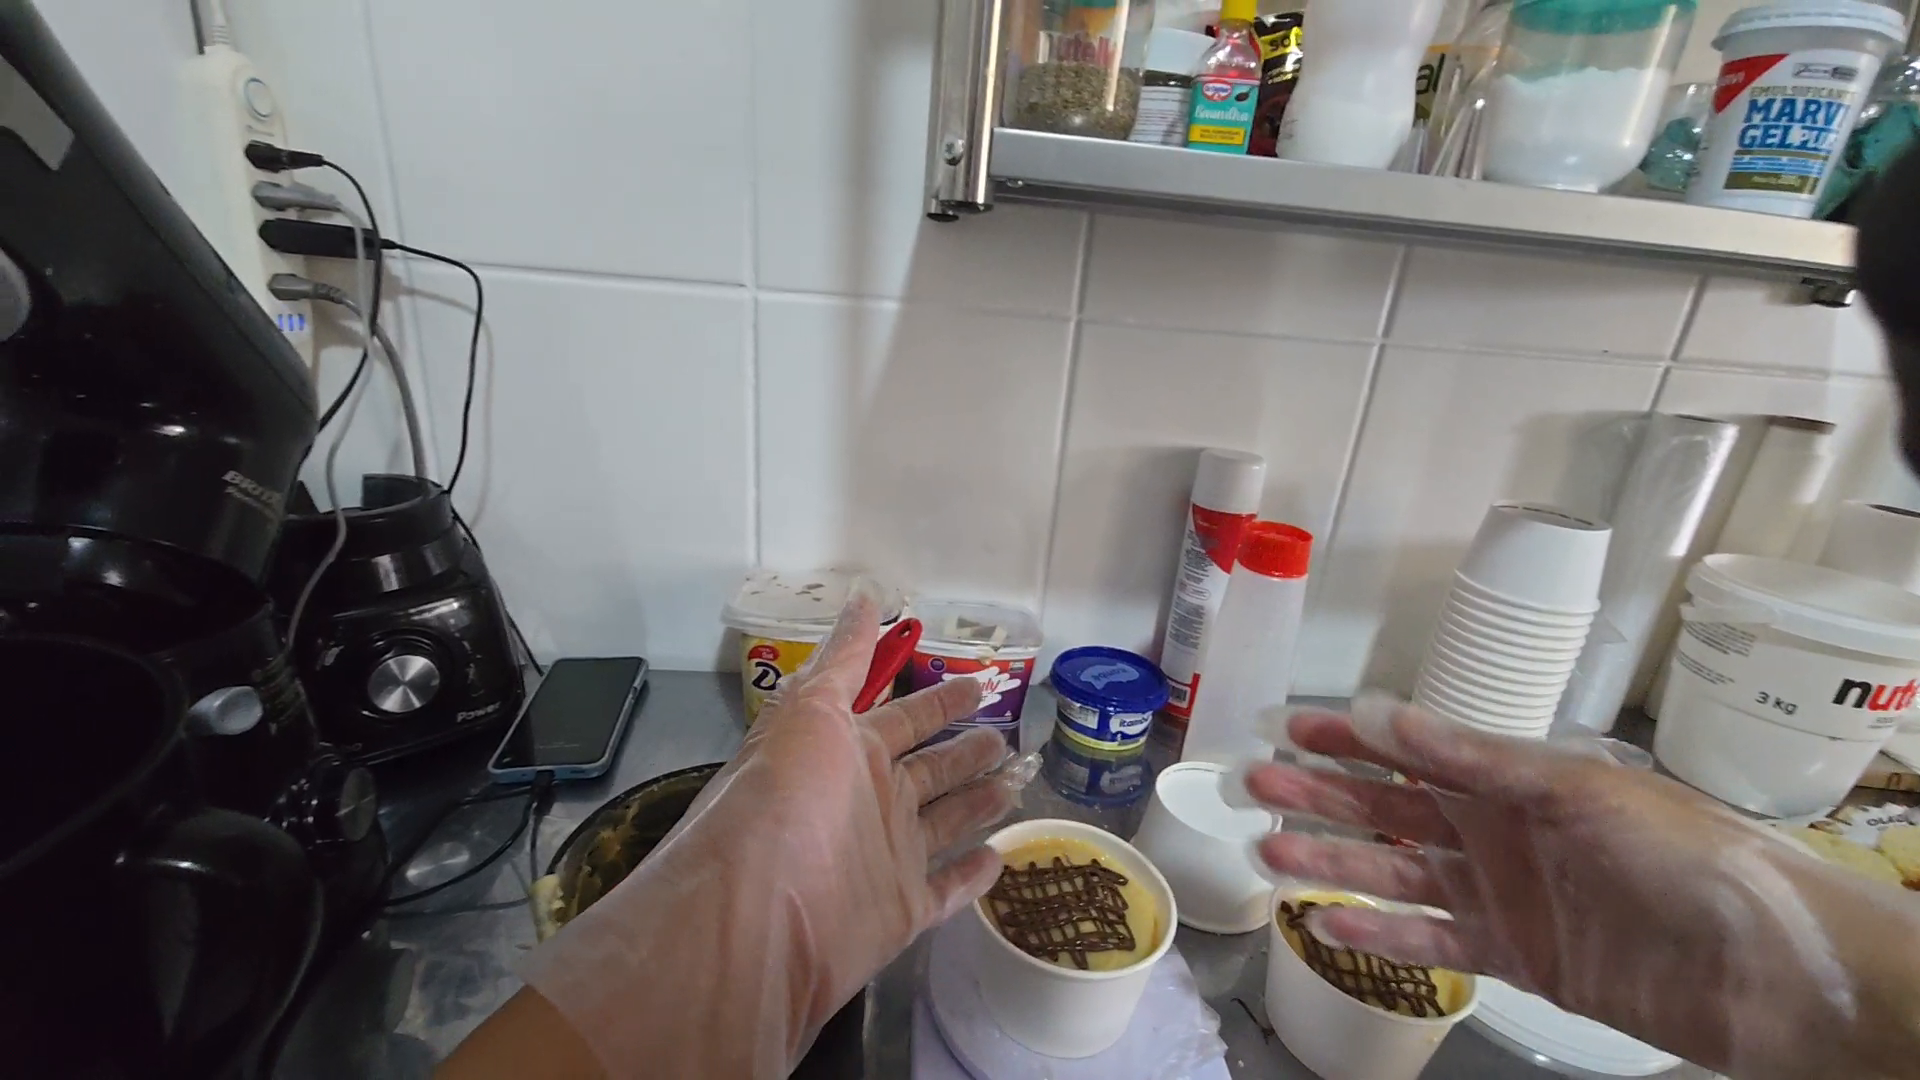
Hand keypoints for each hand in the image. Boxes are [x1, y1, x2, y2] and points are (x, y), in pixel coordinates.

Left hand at [514, 586, 1015, 1077]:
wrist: (757, 911)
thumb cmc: (787, 795)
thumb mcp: (810, 709)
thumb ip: (844, 657)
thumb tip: (866, 595)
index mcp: (850, 751)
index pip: (908, 716)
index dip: (943, 698)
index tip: (981, 680)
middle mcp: (870, 798)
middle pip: (931, 768)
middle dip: (967, 748)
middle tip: (1007, 733)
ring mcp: (887, 856)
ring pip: (946, 821)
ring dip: (979, 802)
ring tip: (1017, 779)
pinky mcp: (901, 910)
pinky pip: (947, 890)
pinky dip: (973, 877)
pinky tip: (1002, 857)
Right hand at [1245, 696, 1919, 1079]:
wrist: (1781, 977)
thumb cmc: (1679, 855)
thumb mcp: (1574, 789)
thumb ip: (1472, 757)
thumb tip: (1381, 712)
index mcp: (1504, 779)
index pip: (1405, 748)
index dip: (1344, 735)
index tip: (1285, 727)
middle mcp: (1487, 829)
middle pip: (1383, 807)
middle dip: (1317, 794)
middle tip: (1255, 786)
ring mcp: (1494, 892)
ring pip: (1391, 870)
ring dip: (1330, 862)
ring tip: (1268, 856)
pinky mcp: (1510, 954)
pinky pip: (1429, 940)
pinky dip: (1378, 934)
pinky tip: (1330, 926)